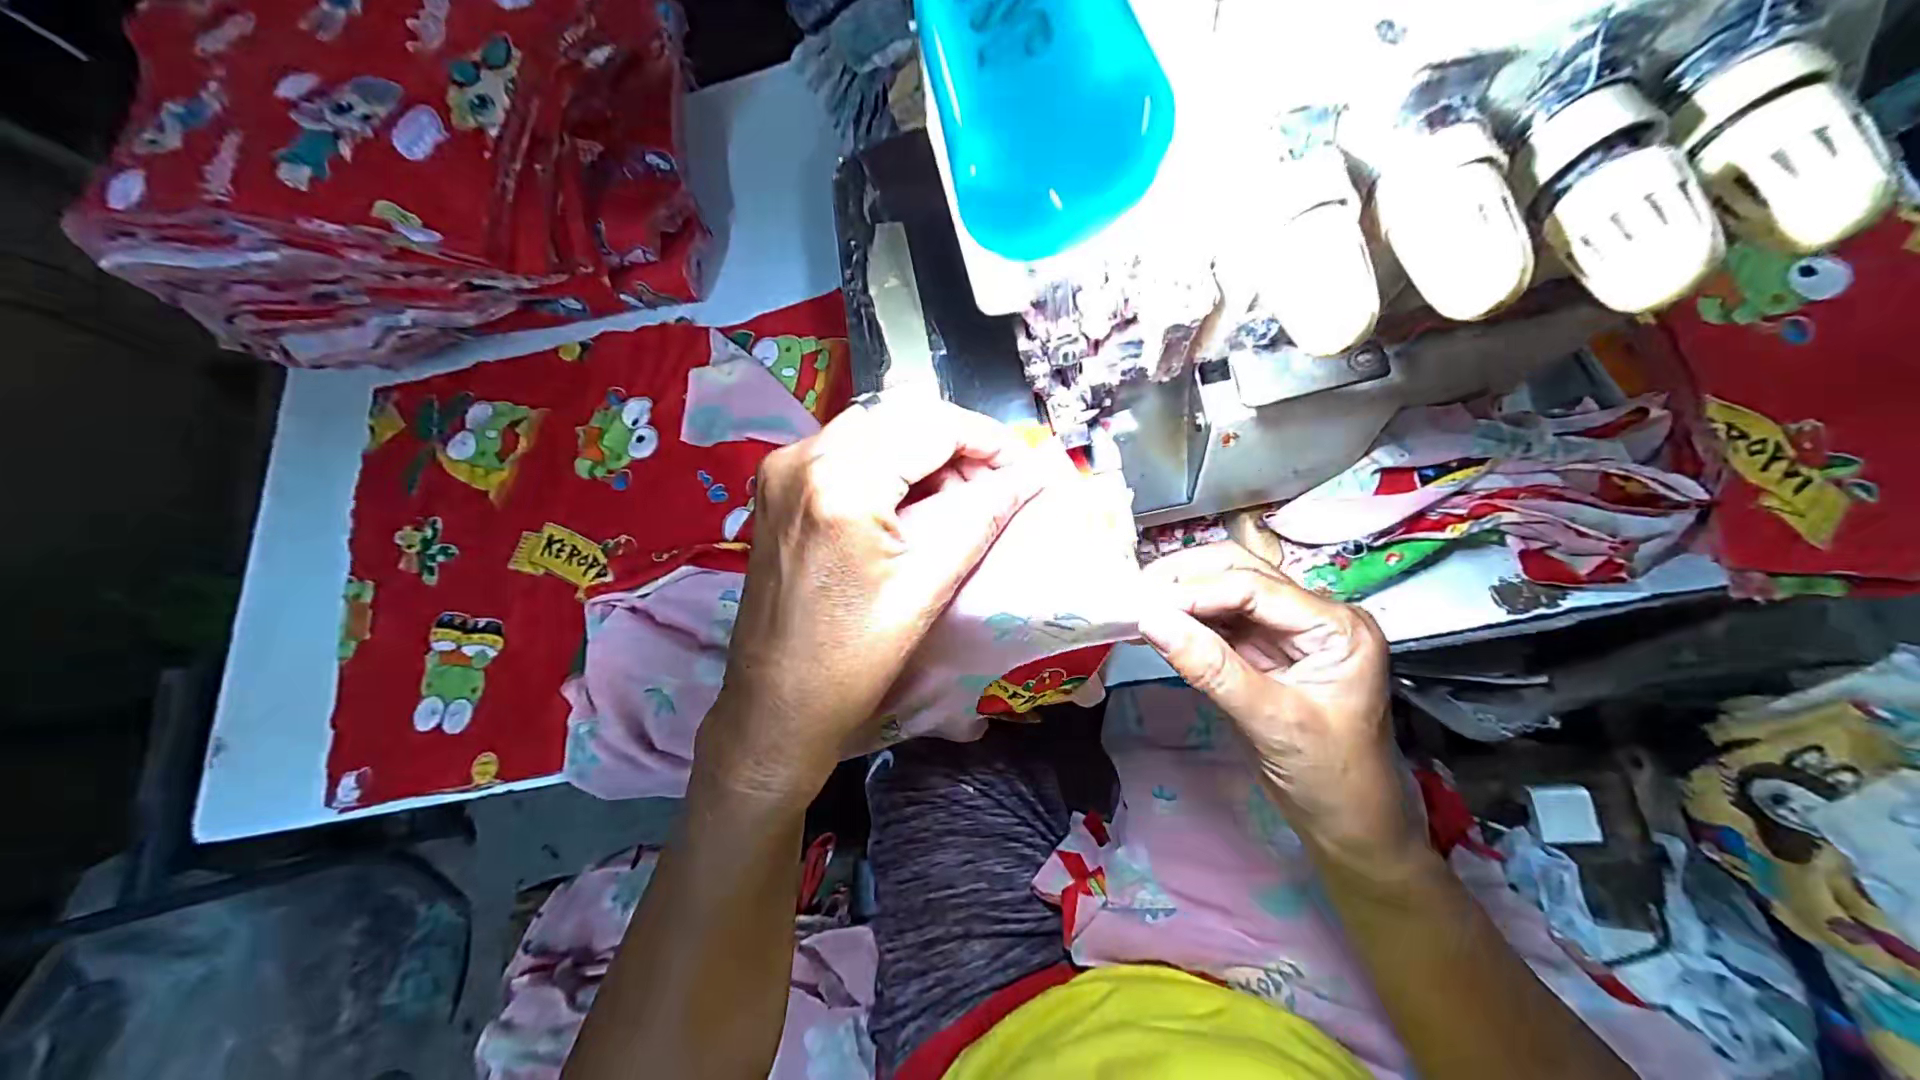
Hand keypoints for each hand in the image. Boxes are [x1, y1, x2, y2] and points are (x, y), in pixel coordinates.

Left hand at [701, 399, 1052, 802]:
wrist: (776, 704)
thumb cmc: (852, 661)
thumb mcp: (927, 588)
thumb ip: (982, 517)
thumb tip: (1031, 477)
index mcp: (841, 485)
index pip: (930, 425)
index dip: (986, 438)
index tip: (1021, 467)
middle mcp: (802, 460)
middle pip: (899, 416)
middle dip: (955, 442)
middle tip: (992, 484)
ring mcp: (781, 471)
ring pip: (872, 427)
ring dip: (921, 450)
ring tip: (956, 497)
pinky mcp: (775, 487)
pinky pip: (843, 449)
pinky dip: (886, 462)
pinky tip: (909, 501)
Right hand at [1137, 542, 1426, 876]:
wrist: (1351, 826)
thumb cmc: (1331, 779)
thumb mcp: (1271, 722)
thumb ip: (1211, 667)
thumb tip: (1152, 621)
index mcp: (1337, 626)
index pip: (1254, 588)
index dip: (1196, 592)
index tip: (1145, 604)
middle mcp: (1314, 616)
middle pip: (1241, 573)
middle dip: (1186, 580)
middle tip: (1136, 595)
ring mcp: (1288, 632)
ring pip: (1225, 592)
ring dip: (1181, 598)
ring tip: (1138, 607)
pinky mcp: (1264, 651)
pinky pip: (1219, 623)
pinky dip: (1186, 622)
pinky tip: (1158, 626)